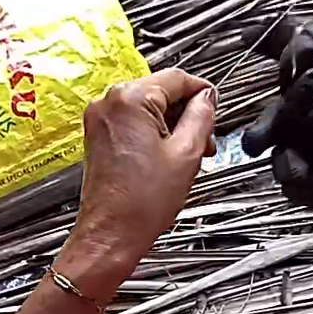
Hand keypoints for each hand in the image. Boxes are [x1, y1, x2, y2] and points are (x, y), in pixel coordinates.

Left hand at [56, 68, 217, 300]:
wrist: (111, 235)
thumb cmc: (139, 204)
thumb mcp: (186, 154)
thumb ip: (202, 116)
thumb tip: (208, 98)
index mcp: (130, 99)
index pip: (178, 78)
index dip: (203, 93)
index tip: (214, 107)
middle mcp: (108, 103)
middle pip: (161, 92)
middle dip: (187, 115)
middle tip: (204, 141)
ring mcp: (99, 121)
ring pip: (147, 109)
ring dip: (171, 127)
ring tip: (186, 156)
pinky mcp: (98, 138)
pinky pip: (132, 125)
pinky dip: (152, 136)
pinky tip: (166, 159)